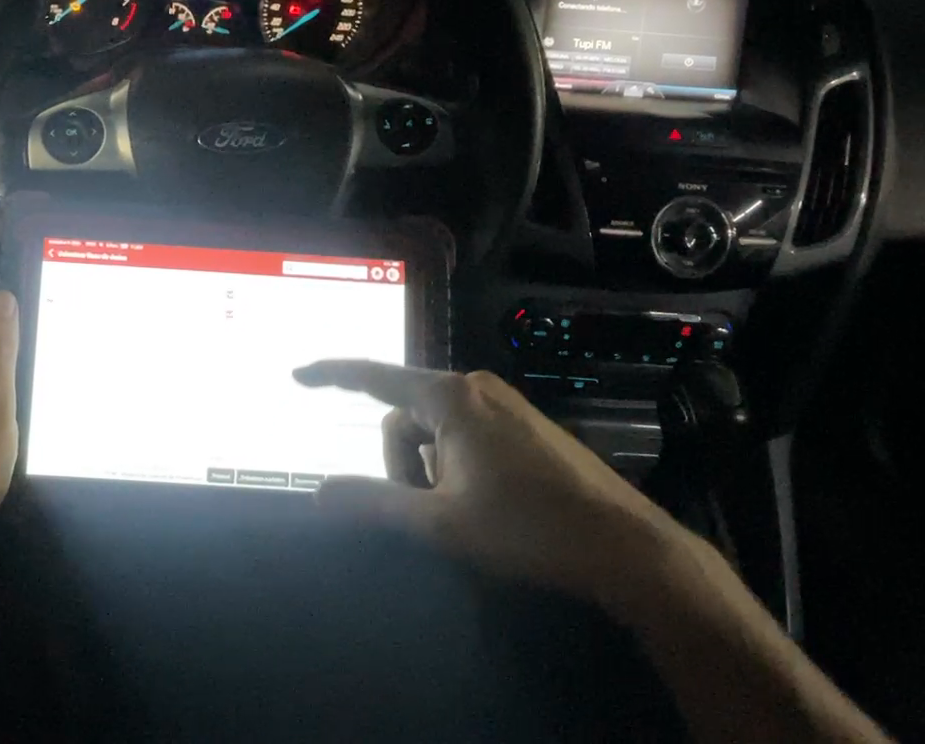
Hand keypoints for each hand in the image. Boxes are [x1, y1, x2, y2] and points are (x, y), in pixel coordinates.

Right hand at [293, 362, 688, 608]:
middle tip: (426, 512)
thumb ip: (373, 503)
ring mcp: (504, 405)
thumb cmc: (527, 528)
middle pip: (404, 418)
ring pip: (435, 431)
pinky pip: (465, 435)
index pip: (372, 376)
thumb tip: (318, 493)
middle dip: (401, 464)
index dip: (330, 375)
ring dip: (429, 471)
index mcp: (448, 398)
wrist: (627, 548)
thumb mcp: (439, 522)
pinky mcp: (525, 426)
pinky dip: (455, 467)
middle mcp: (474, 388)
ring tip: (462, 515)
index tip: (297, 375)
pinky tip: (485, 505)